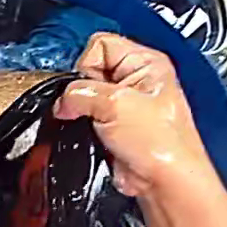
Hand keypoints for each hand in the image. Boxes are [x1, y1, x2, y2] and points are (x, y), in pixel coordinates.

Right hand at [54, 32, 218, 198]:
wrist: (164, 182)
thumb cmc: (161, 144)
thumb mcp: (114, 105)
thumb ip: (79, 93)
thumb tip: (62, 100)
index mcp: (146, 62)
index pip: (100, 43)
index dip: (87, 65)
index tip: (92, 87)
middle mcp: (137, 79)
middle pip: (89, 69)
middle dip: (84, 91)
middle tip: (97, 108)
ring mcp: (125, 102)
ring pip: (85, 95)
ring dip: (84, 111)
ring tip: (100, 124)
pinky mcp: (115, 124)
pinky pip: (87, 115)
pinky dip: (84, 125)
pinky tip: (97, 134)